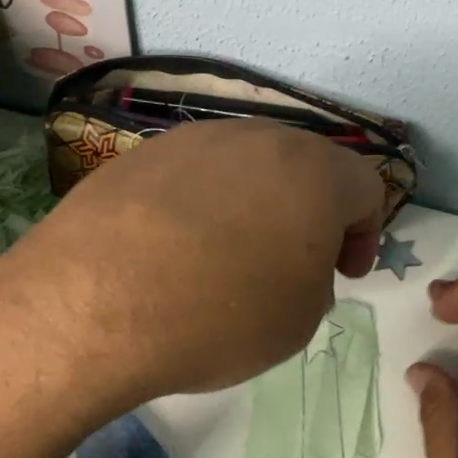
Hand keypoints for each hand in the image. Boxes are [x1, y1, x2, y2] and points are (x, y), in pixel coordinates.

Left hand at [0, 120, 384, 407]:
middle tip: (293, 262)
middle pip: (304, 165)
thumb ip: (317, 279)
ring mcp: (193, 139)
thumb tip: (293, 262)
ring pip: (245, 165)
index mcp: (313, 171)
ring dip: (253, 204)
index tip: (343, 273)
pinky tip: (173, 250)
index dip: (365, 232)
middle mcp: (257, 138)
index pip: (365, 185)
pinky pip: (191, 175)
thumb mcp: (299, 319)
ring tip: (226, 258)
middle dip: (310, 212)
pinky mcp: (140, 154)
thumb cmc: (218, 315)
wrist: (92, 303)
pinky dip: (199, 205)